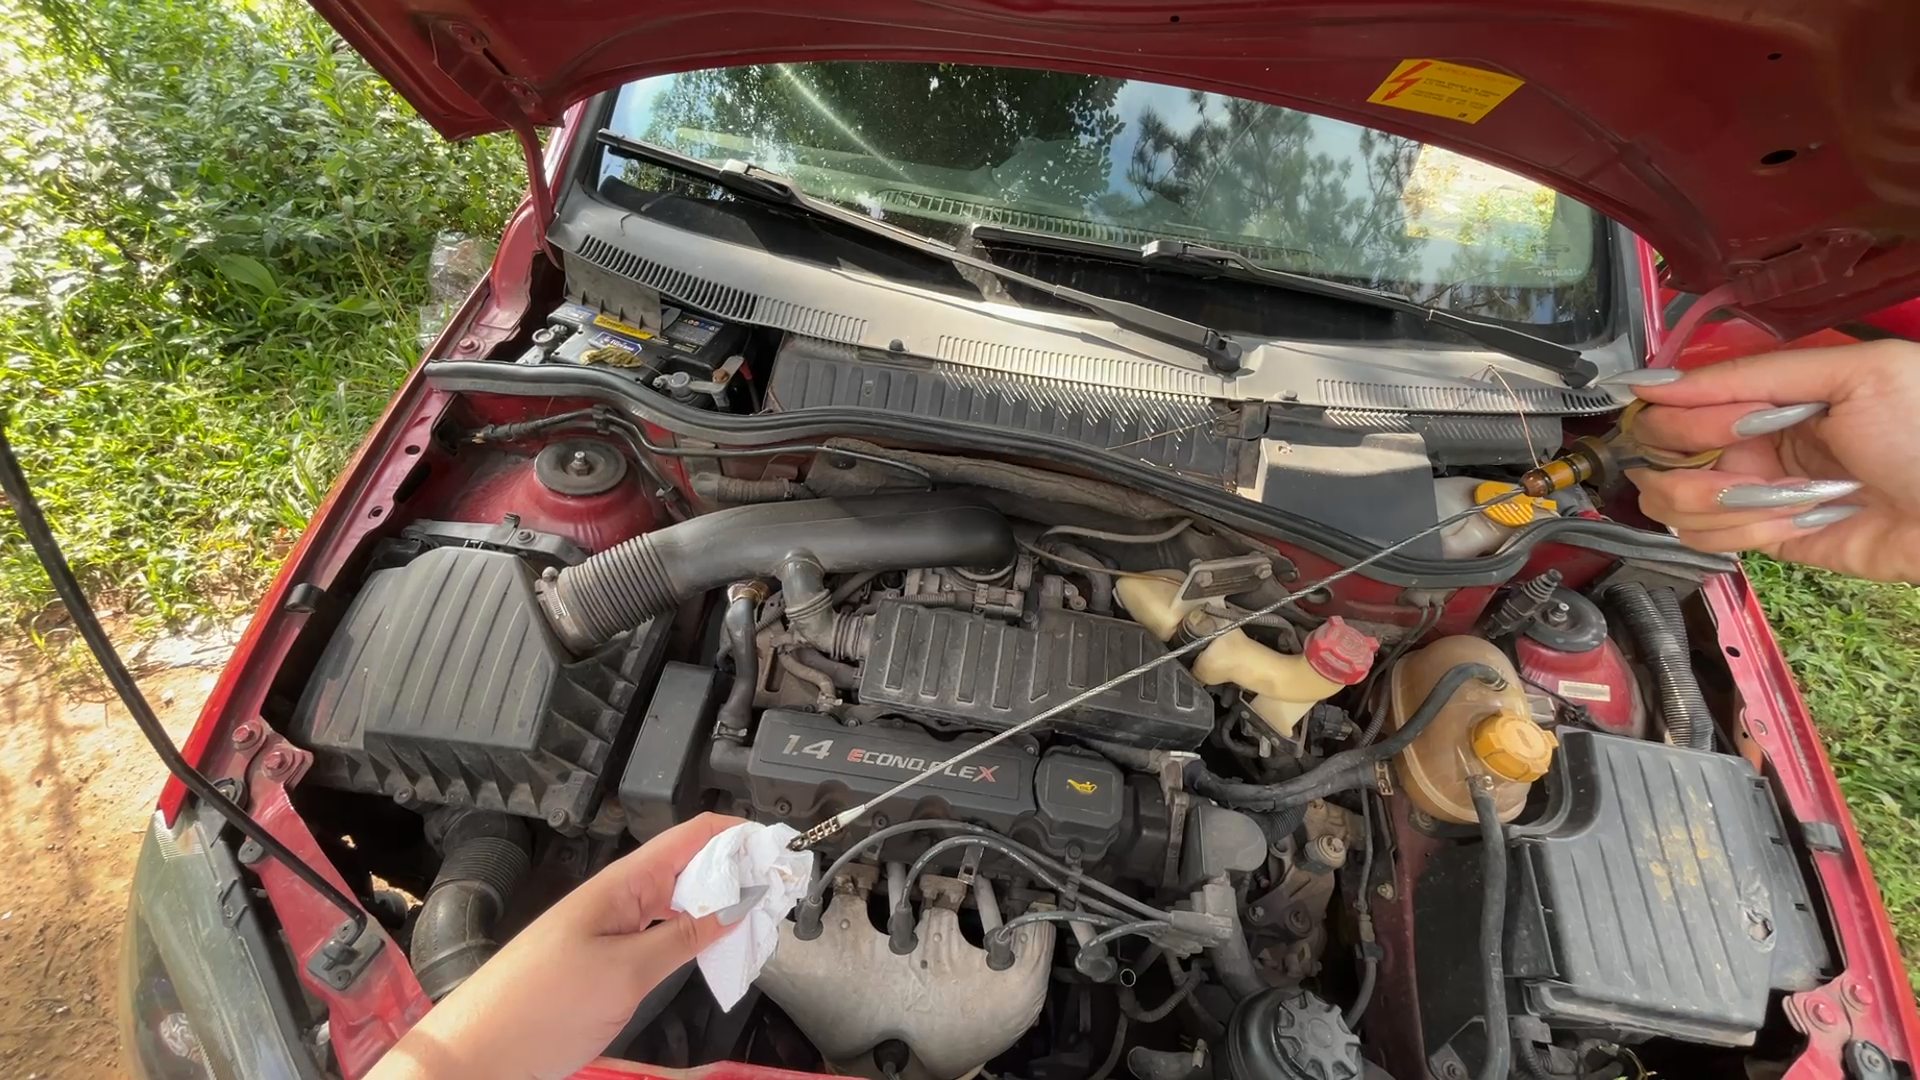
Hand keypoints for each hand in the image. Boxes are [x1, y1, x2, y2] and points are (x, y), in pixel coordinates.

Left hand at [368, 813, 742, 1079]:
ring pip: (681, 899)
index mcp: (628, 880)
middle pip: (693, 864)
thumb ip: (686, 936)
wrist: (467, 1064)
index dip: (740, 832)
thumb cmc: (543, 1009)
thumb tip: (739, 904)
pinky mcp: (609, 956)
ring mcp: (616, 925)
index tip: (779, 849)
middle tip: (778, 893)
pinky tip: (715, 950)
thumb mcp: (626, 973)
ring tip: (757, 920)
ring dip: (719, 904)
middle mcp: (625, 893)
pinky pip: (663, 930)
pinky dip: (694, 933)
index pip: (695, 833)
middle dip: (738, 870)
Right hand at [1613, 339, 1919, 581]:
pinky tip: (1802, 522)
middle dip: (1696, 477)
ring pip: (1663, 504)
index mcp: (1748, 401)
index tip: (1743, 427)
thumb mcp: (1861, 374)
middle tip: (1760, 476)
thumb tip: (1646, 384)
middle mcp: (1730, 444)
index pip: (1658, 412)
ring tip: (1796, 500)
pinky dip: (1746, 534)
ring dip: (1727, 508)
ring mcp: (1734, 491)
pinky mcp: (1746, 533)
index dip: (1682, 424)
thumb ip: (1748, 371)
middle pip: (1647, 463)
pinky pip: (1697, 538)